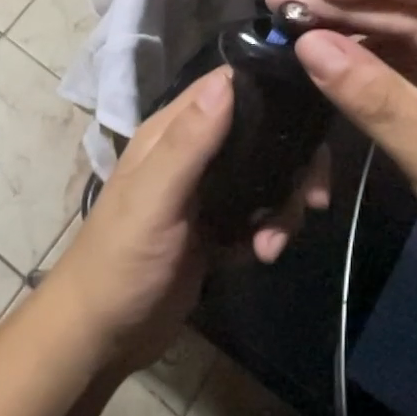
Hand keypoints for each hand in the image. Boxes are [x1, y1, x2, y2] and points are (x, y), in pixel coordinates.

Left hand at [45, 68, 327, 371]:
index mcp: (168, 134)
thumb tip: (226, 82)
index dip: (268, 94)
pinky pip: (255, 217)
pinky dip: (267, 233)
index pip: (224, 89)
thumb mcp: (154, 197)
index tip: (310, 121)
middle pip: (255, 135)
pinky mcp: (213, 230)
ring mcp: (202, 194)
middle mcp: (187, 155)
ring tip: (273, 243)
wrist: (103, 333)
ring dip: (281, 207)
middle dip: (288, 164)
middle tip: (313, 198)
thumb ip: (188, 142)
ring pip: (262, 179)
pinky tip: (262, 256)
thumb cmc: (122, 259)